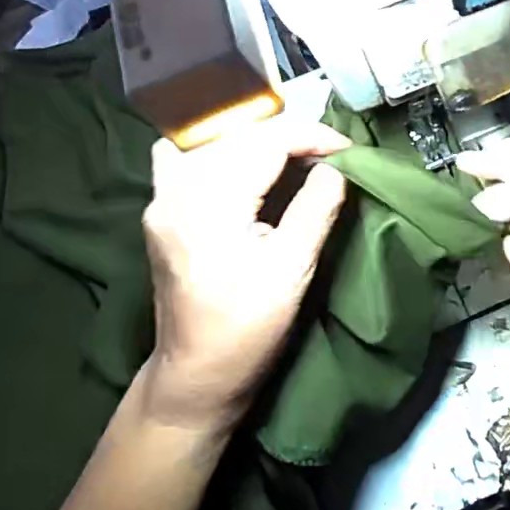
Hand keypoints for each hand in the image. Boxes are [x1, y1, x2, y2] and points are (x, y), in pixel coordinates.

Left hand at [138, 118, 351, 430]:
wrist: (196, 375)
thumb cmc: (248, 328)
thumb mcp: (294, 269)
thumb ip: (317, 207)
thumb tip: (338, 166)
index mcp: (209, 204)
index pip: (265, 142)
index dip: (312, 137)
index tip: (349, 150)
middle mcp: (176, 190)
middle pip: (240, 134)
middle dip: (291, 136)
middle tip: (331, 155)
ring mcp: (161, 197)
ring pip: (214, 137)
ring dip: (258, 137)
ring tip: (294, 154)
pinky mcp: (161, 208)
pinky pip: (188, 154)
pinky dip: (222, 147)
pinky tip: (244, 163)